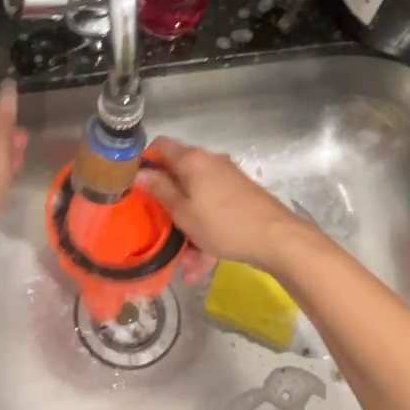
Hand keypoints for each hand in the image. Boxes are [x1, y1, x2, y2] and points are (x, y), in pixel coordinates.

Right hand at [137, 136, 314, 267]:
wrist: (277, 239)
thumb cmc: (222, 223)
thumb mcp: (183, 212)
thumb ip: (160, 190)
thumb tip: (141, 173)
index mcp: (193, 160)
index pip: (161, 145)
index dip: (144, 160)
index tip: (133, 182)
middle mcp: (210, 163)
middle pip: (178, 175)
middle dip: (166, 201)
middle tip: (153, 223)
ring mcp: (227, 180)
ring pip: (196, 199)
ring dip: (186, 226)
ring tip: (182, 261)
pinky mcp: (240, 197)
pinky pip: (213, 211)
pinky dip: (205, 232)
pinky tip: (201, 264)